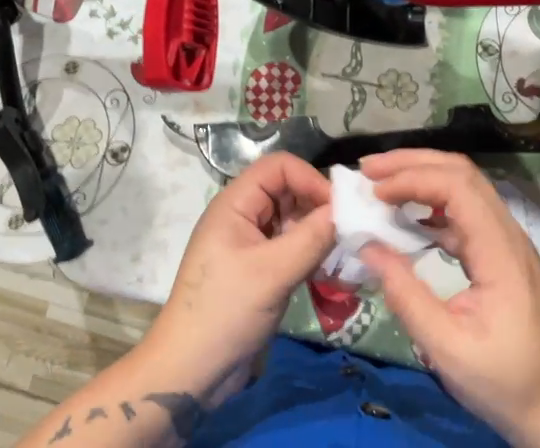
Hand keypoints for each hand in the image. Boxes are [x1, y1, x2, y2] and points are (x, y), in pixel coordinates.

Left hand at [144, 153, 334, 384]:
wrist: (190, 372)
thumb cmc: (226, 312)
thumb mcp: (273, 273)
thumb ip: (312, 237)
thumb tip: (347, 211)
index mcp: (234, 204)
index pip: (278, 167)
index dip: (310, 179)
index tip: (339, 209)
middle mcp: (241, 217)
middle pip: (287, 191)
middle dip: (318, 206)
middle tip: (349, 233)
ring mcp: (249, 245)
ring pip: (291, 221)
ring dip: (318, 233)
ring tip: (344, 255)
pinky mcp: (258, 271)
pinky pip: (289, 248)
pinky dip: (310, 255)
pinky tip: (330, 273)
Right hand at [358, 150, 539, 447]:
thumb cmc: (503, 383)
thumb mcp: (446, 348)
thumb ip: (406, 295)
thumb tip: (368, 247)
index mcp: (501, 252)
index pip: (458, 186)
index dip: (412, 178)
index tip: (372, 190)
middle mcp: (509, 235)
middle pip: (462, 174)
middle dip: (413, 163)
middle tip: (367, 170)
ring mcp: (507, 243)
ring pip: (465, 187)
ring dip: (422, 178)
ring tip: (379, 186)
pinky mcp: (500, 255)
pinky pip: (465, 212)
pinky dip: (431, 204)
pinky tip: (404, 217)